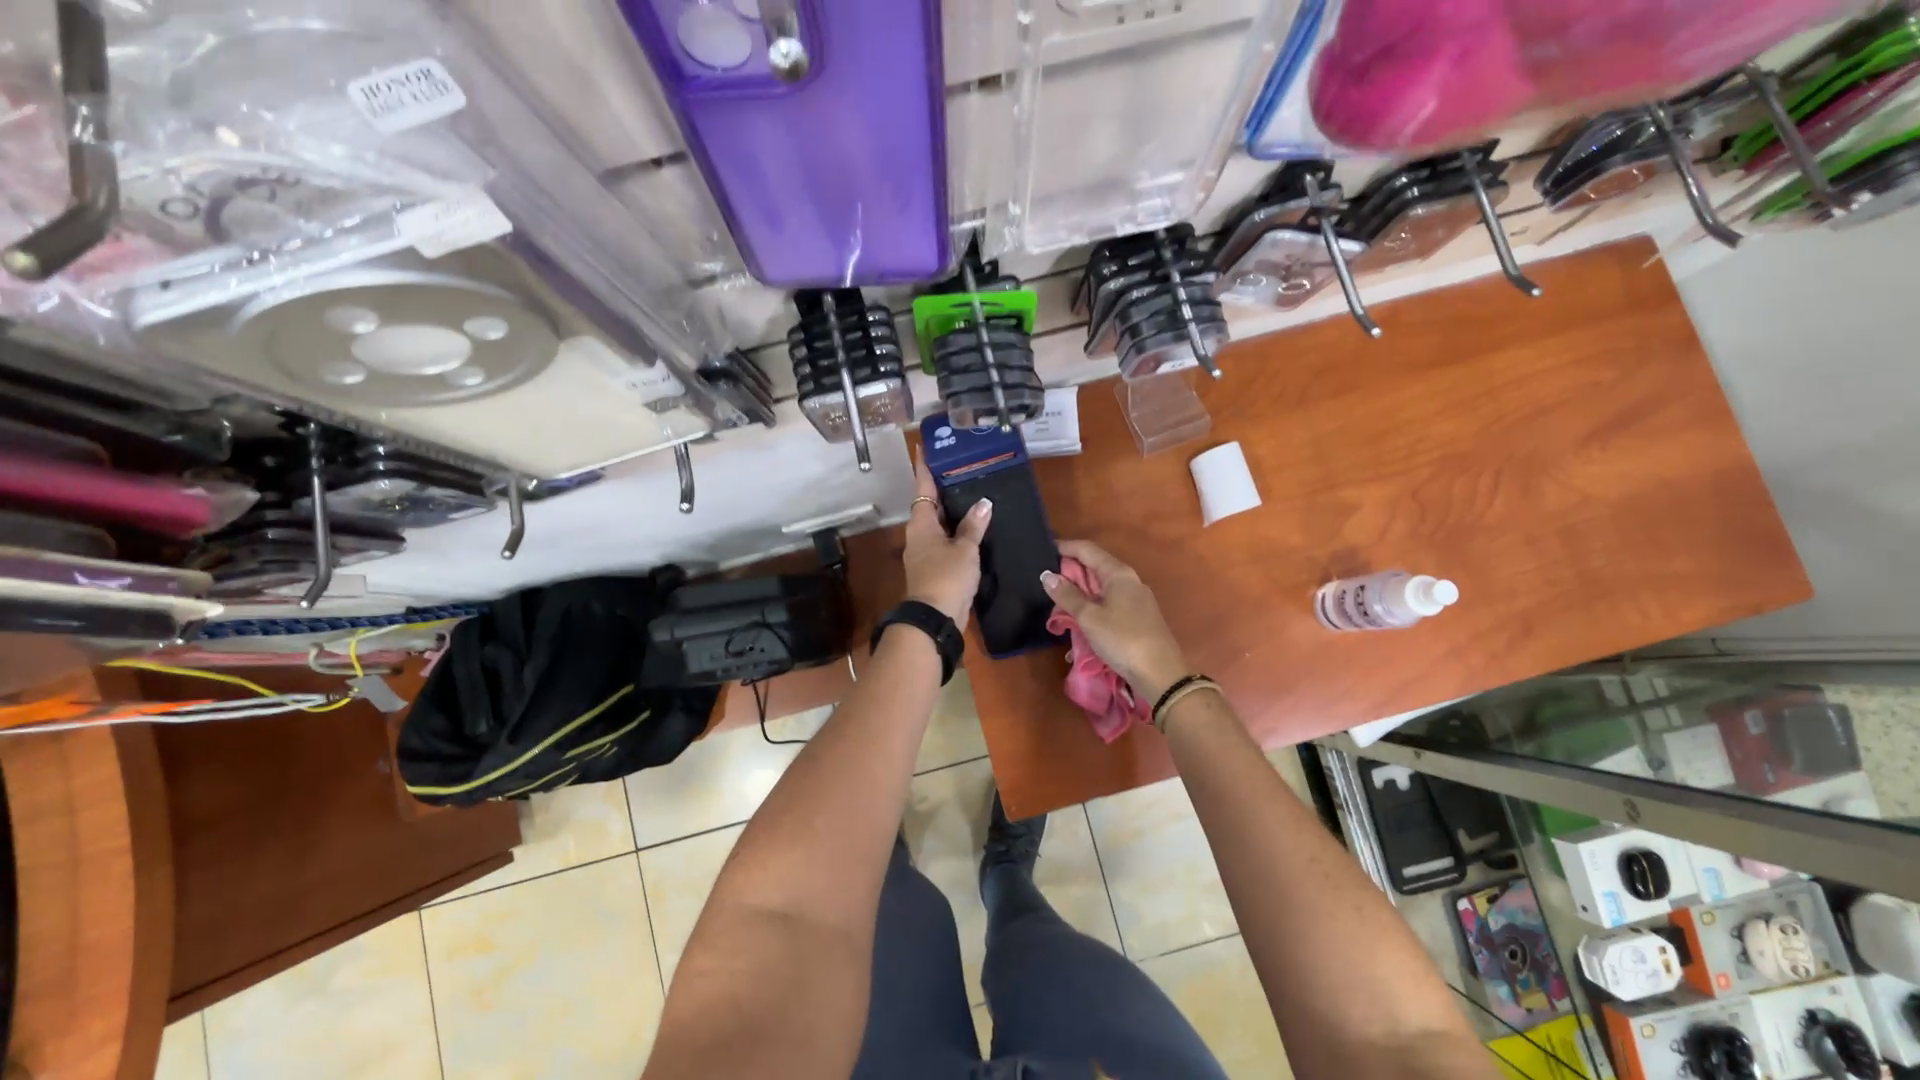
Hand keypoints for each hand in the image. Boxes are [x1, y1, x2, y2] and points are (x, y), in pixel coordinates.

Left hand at [902, 452, 990, 629]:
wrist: (934, 618)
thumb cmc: (947, 577)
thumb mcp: (965, 549)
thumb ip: (974, 525)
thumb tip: (984, 502)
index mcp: (921, 523)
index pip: (923, 487)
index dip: (924, 468)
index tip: (923, 448)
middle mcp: (918, 534)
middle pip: (929, 505)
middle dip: (942, 488)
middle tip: (961, 468)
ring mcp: (924, 552)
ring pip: (938, 524)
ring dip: (951, 511)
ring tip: (972, 494)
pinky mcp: (934, 568)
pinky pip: (945, 541)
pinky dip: (957, 531)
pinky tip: (974, 528)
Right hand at [1042, 540, 1189, 701]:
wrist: (1160, 673)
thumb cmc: (1122, 639)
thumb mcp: (1089, 618)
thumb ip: (1067, 595)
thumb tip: (1047, 575)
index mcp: (1118, 573)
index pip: (1088, 550)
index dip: (1065, 548)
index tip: (1043, 552)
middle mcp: (1129, 580)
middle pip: (1095, 566)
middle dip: (1070, 571)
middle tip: (1046, 579)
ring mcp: (1135, 599)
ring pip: (1101, 586)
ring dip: (1080, 590)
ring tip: (1058, 599)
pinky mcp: (1137, 616)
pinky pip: (1109, 601)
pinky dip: (1091, 604)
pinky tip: (1080, 617)